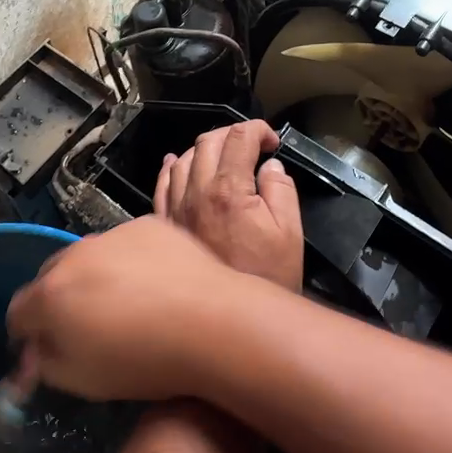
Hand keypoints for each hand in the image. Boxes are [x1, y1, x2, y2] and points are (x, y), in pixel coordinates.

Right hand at [7, 215, 262, 401]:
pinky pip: (127, 243)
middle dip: (60, 299)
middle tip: (87, 325)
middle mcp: (75, 254)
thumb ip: (45, 361)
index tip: (46, 347)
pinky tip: (156, 282)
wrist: (210, 320)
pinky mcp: (147, 222)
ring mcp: (113, 233)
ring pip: (91, 255)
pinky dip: (131, 259)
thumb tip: (37, 347)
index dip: (28, 332)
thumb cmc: (143, 360)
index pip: (18, 310)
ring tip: (129, 303)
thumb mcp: (80, 380)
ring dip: (97, 275)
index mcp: (50, 294)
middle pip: (52, 276)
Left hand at [155, 120, 302, 290]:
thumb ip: (281, 188)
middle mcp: (196, 192)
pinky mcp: (166, 226)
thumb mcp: (289, 231)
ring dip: (204, 149)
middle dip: (232, 134)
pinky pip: (162, 185)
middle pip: (208, 142)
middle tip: (251, 145)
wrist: (235, 322)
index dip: (258, 130)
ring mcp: (176, 208)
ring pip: (182, 159)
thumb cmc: (268, 276)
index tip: (272, 141)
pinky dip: (170, 167)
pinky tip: (174, 162)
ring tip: (222, 155)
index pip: (239, 138)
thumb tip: (269, 165)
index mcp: (229, 189)